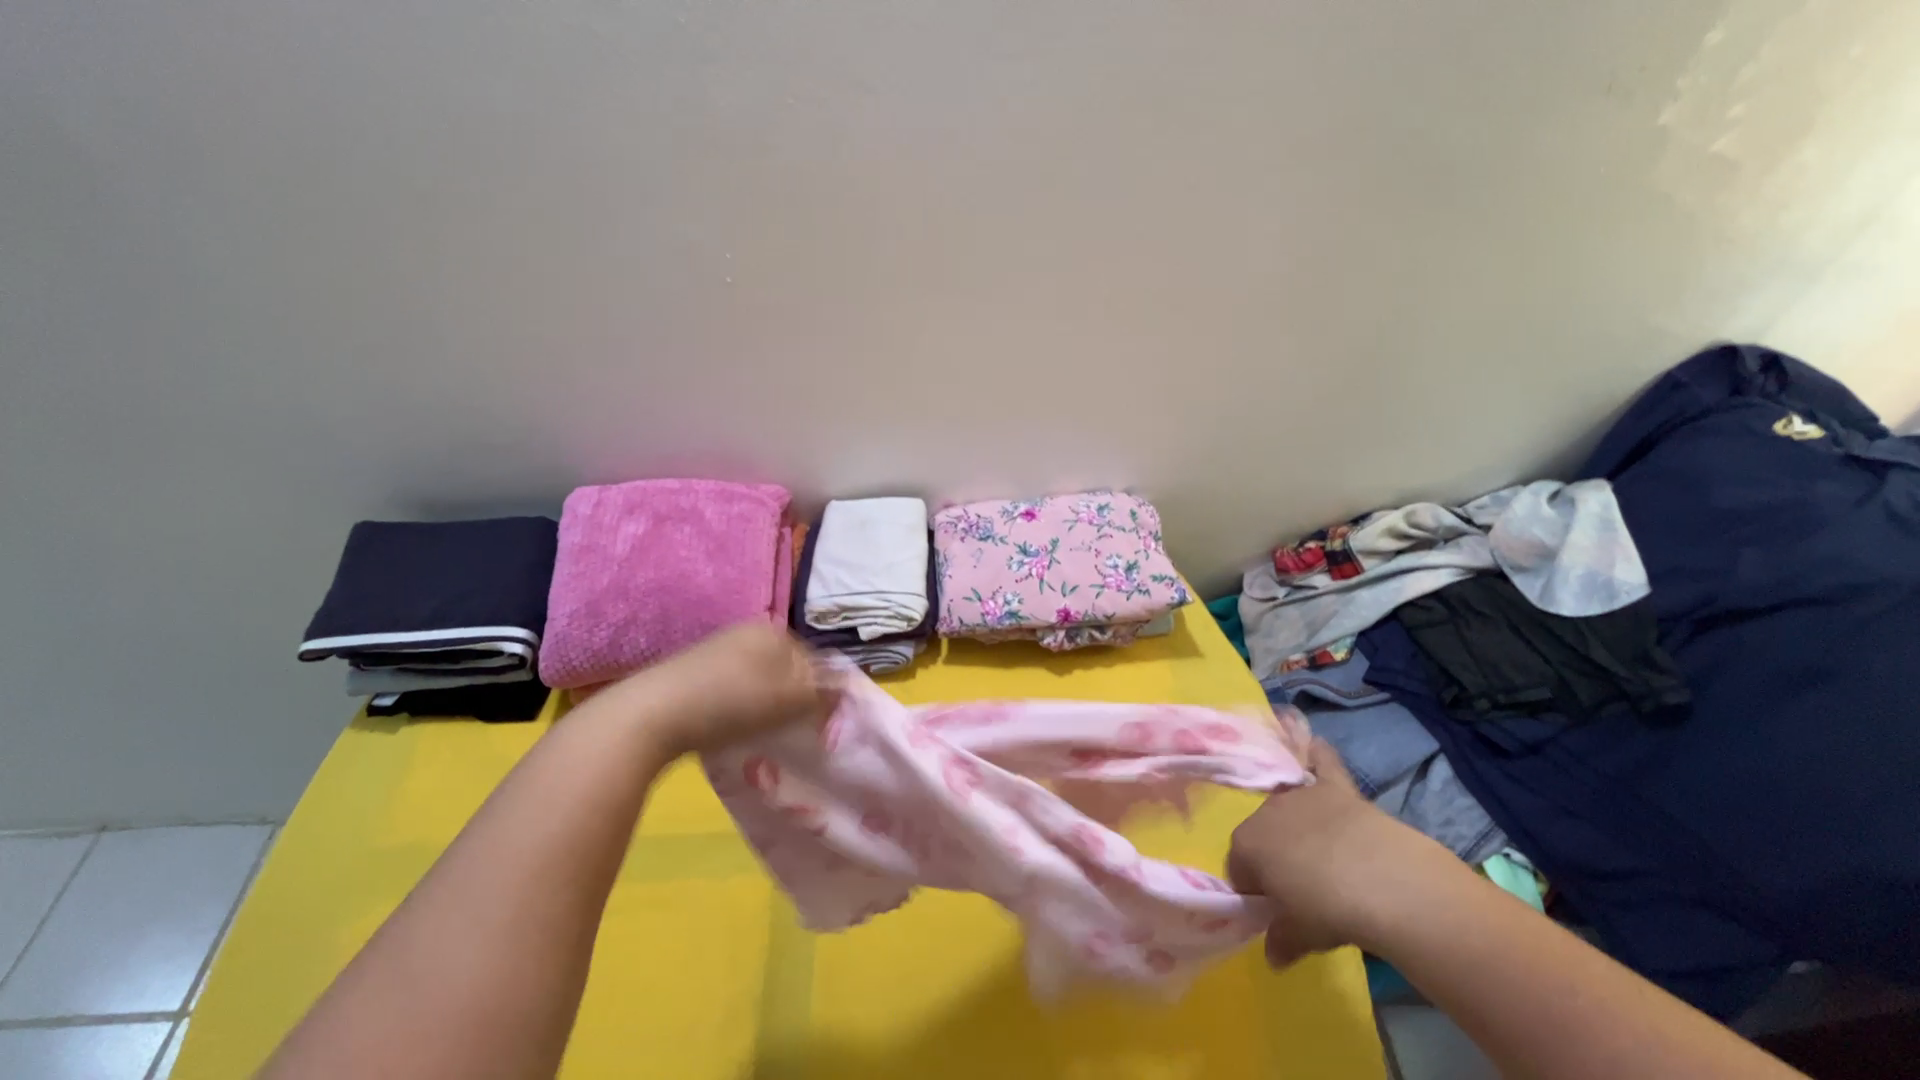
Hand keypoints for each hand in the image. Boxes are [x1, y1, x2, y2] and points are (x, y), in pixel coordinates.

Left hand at [607, 622, 839, 758]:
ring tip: (762, 737)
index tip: (819, 726)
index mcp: (773, 630)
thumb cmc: (732, 702)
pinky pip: (731, 692)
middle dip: (792, 701)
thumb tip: (843, 691)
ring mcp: (715, 651)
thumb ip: (824, 693)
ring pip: (758, 683)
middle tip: (792, 734)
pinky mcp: (691, 674)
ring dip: (765, 709)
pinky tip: (731, 732)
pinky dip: (738, 711)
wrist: (652, 715)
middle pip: (785, 671)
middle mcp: (745, 632)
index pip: (815, 660)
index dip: (822, 694)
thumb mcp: (791, 699)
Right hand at [1227, 738, 1450, 965]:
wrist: (1387, 884)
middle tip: (1303, 890)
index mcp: (1245, 847)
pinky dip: (1314, 751)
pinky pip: (1320, 760)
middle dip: (1275, 860)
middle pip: (1262, 837)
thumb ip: (1282, 940)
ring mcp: (1301, 796)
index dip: (1256, 892)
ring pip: (1287, 806)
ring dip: (1294, 824)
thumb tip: (1273, 956)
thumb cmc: (1332, 912)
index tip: (1277, 911)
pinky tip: (1311, 742)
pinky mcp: (1337, 787)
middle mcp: (1264, 813)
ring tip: (1320, 854)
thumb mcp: (1302, 936)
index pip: (1239, 871)